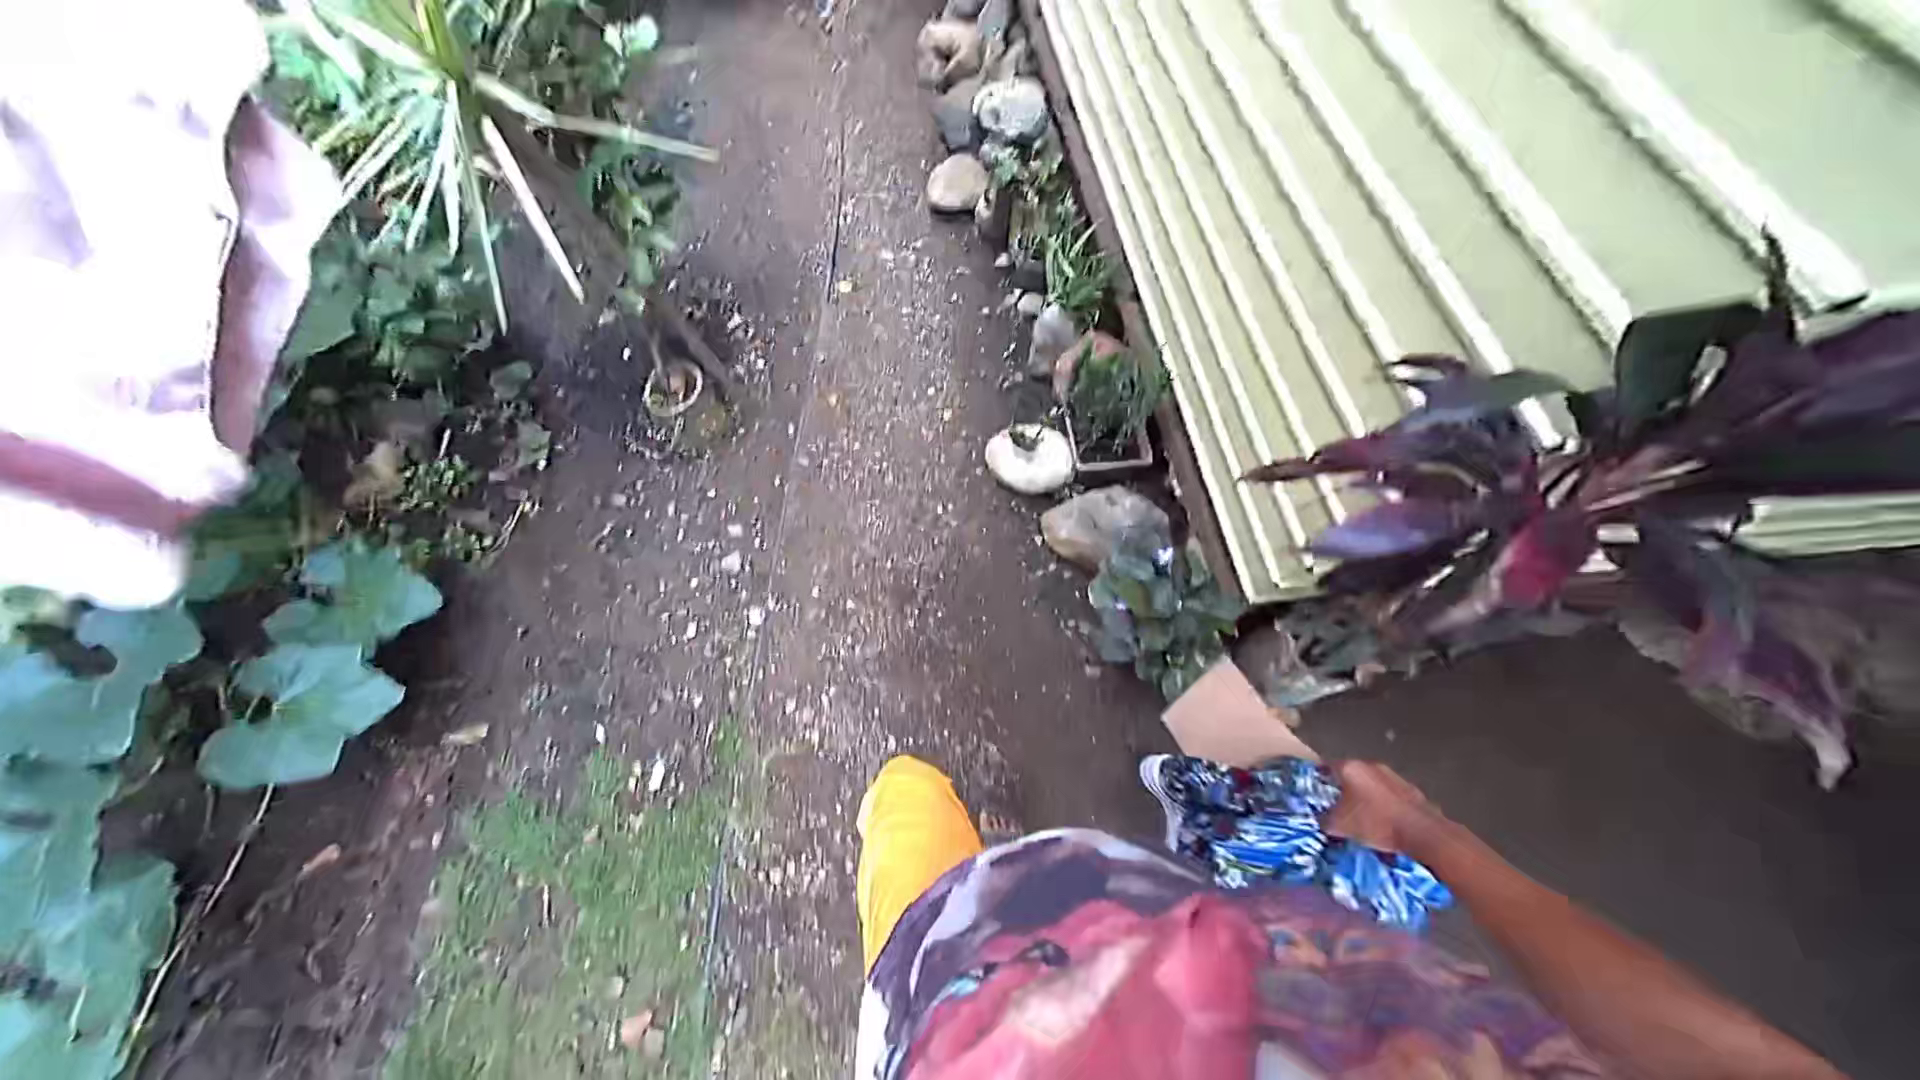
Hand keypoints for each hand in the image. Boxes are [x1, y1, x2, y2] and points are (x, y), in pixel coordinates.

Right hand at [1325, 761, 1450, 856]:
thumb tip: (1320, 820)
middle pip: (1349, 774)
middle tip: (1337, 807)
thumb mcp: (1340, 826)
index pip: (1325, 767)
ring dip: (1365, 797)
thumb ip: (1324, 820)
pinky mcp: (1412, 790)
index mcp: (1349, 767)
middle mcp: (1370, 765)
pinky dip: (1384, 805)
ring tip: (1362, 817)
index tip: (1316, 793)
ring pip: (1371, 784)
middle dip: (1342, 790)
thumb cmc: (1375, 823)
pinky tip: (1384, 823)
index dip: (1318, 780)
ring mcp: (1393, 776)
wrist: (1424, 834)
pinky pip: (1389, 795)